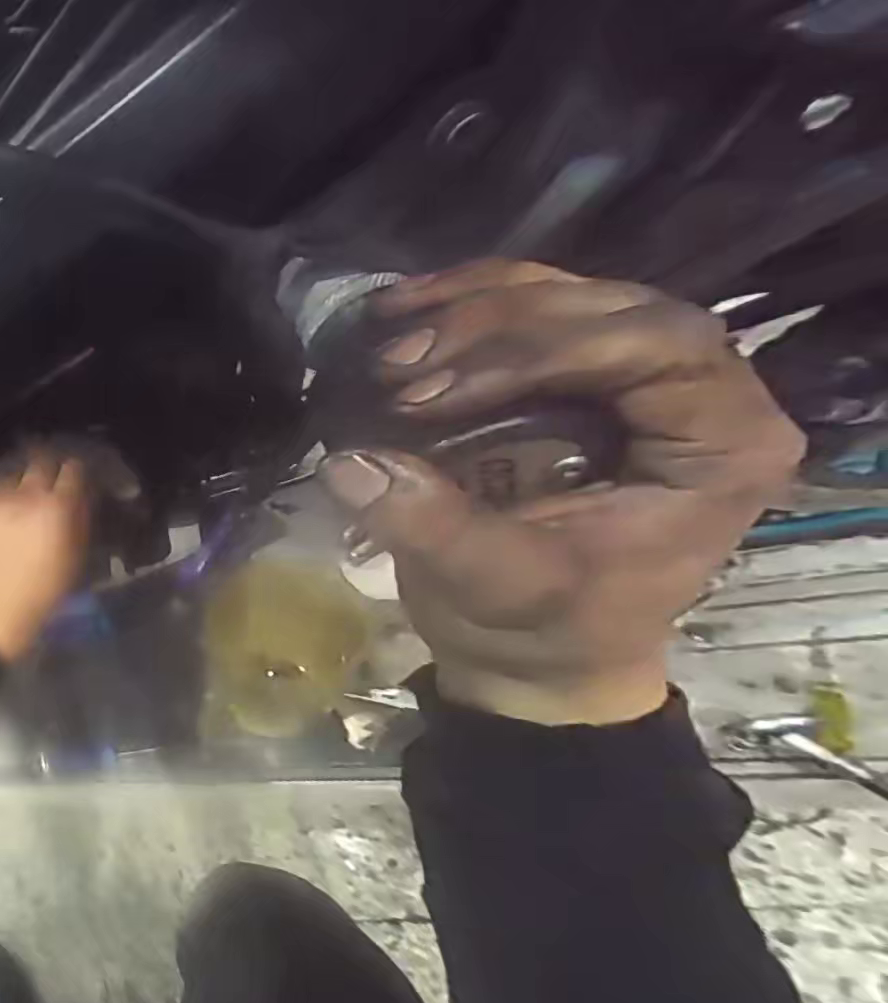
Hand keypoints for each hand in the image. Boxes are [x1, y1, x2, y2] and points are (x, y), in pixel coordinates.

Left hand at [0, 448, 90, 661]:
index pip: (72, 469)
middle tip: (50, 475)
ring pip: (10, 472)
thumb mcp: (75, 557)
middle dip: (48, 465)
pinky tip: (1, 508)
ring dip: (20, 477)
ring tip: (22, 488)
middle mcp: (25, 494)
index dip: (76, 469)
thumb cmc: (44, 590)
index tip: (75, 475)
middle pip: (39, 461)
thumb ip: (80, 519)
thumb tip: (80, 496)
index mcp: (56, 506)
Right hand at [320, 259, 803, 724]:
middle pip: (602, 308)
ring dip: (465, 306)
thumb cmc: (539, 625)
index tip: (426, 397)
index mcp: (712, 444)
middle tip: (395, 368)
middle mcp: (682, 394)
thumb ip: (429, 523)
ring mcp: (620, 382)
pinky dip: (456, 306)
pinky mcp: (560, 386)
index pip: (654, 347)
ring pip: (560, 297)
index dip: (535, 354)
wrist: (531, 649)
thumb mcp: (491, 583)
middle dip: (486, 327)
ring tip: (388, 339)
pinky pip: (520, 315)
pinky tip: (398, 311)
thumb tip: (346, 460)